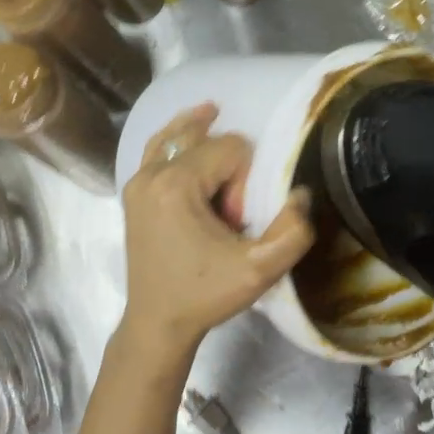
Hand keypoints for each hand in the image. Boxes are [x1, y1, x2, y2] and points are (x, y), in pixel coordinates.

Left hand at [119, 104, 314, 350]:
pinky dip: (174, 139)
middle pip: (202, 139)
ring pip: (173, 136)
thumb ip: (293, 231)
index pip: (230, 148)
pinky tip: (187, 131)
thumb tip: (300, 193)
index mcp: (176, 184)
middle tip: (226, 212)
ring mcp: (137, 182)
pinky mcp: (133, 193)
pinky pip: (156, 150)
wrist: (157, 323)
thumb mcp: (260, 270)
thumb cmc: (204, 295)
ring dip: (199, 134)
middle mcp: (150, 174)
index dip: (245, 180)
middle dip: (225, 166)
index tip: (236, 221)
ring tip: (213, 110)